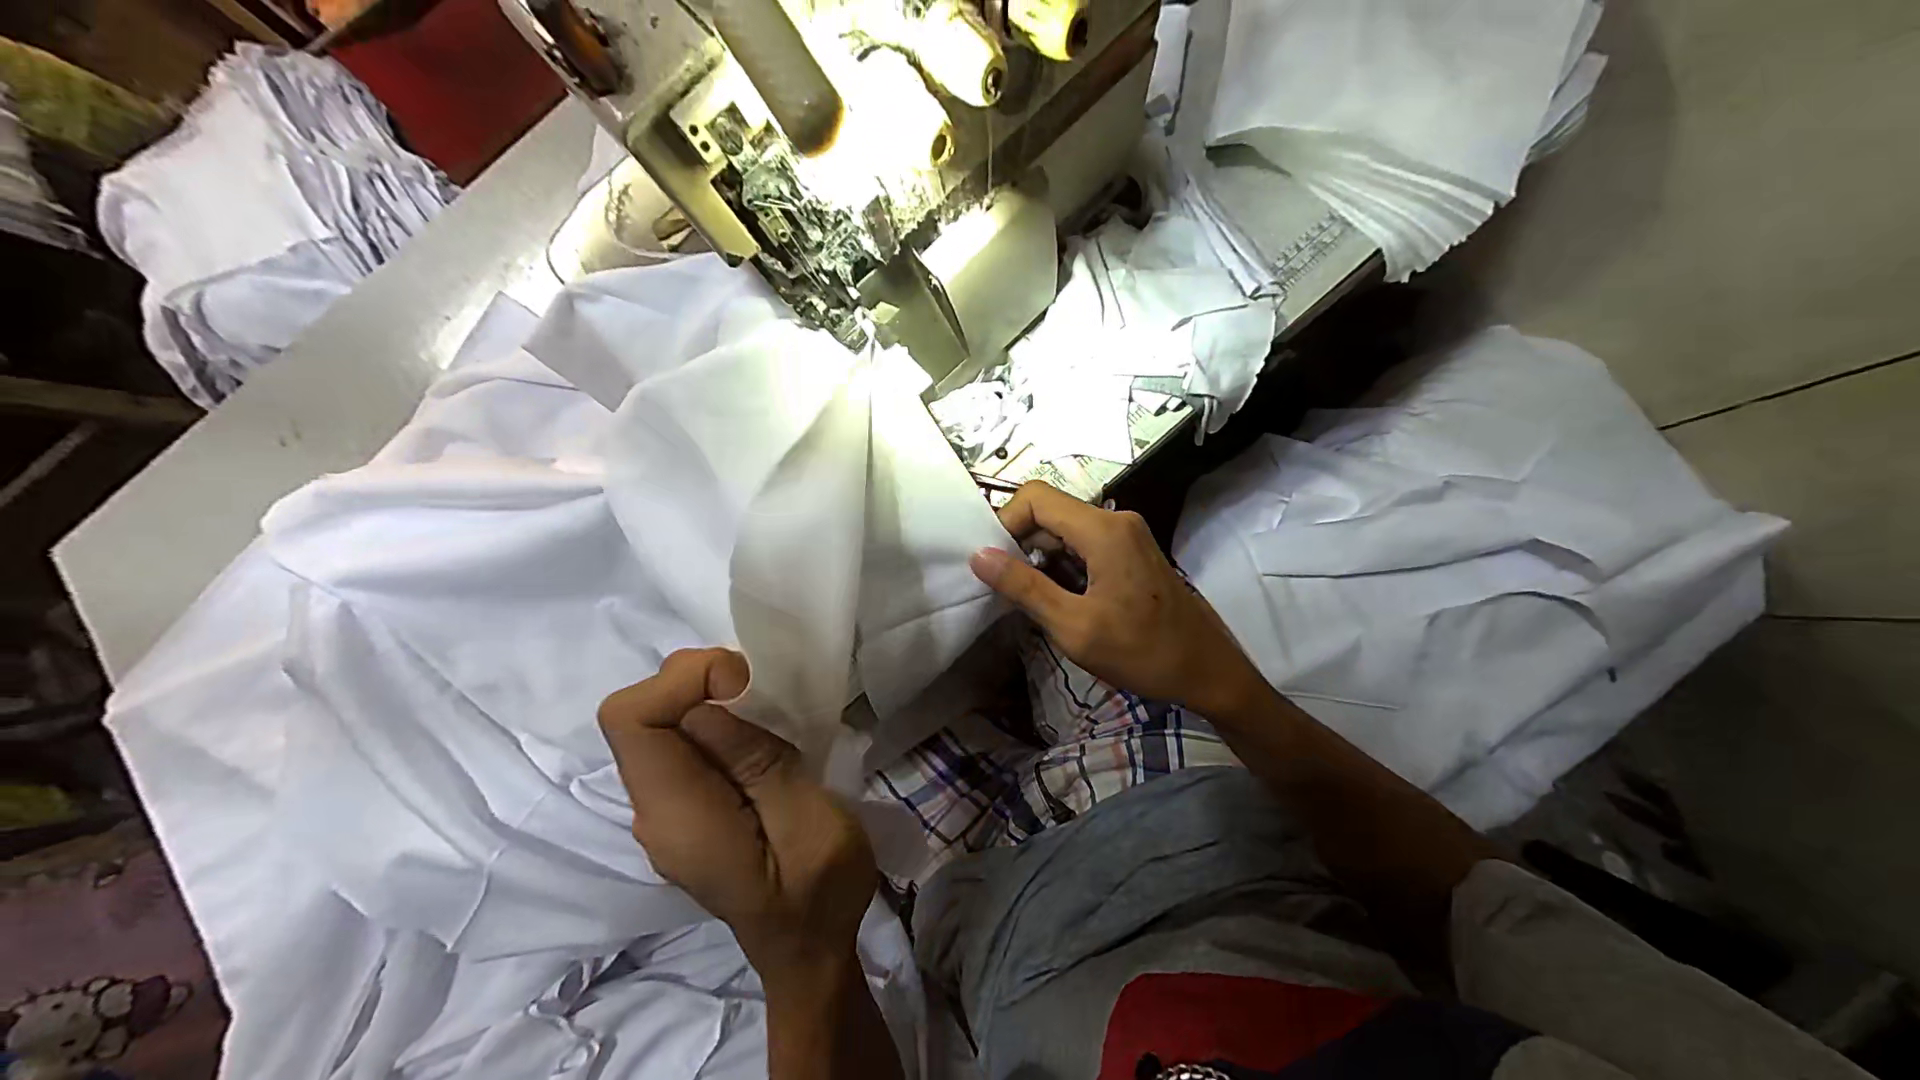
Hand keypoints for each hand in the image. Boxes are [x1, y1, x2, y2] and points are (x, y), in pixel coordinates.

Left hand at [597, 648, 877, 987]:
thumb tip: (702, 706)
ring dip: (710, 697)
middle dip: (699, 682)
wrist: (809, 949)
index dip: (682, 681)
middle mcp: (653, 809)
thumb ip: (756, 764)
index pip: (631, 718)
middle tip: (764, 695)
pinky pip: (680, 743)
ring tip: (768, 713)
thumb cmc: (820, 890)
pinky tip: (759, 736)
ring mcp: (665, 810)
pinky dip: (715, 720)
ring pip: (659, 722)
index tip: (747, 686)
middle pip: (640, 714)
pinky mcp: (684, 808)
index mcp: (678, 815)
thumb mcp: (808, 822)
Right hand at [970, 481, 1269, 720]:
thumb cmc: (1142, 653)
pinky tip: (1059, 601)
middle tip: (1007, 589)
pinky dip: (1063, 566)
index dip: (1006, 523)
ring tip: (1031, 600)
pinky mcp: (1131, 554)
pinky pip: (1084, 545)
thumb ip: (1024, 587)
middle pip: (1050, 511)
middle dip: (1021, 544)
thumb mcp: (1074, 626)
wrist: (1208, 673)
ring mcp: (1127, 536)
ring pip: (1065, 530)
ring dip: (1041, 559)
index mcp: (1103, 530)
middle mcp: (1116, 521)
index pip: (1035, 497)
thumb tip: (979, 556)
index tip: (994, 564)